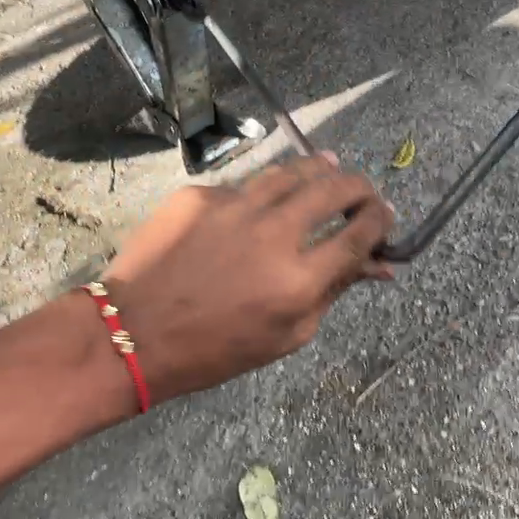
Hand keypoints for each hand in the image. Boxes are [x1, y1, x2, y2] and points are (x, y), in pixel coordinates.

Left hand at [99, 154, 393, 401]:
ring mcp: (234, 207)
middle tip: (364, 194)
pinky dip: (264, 192)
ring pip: (293, 170)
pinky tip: (262, 203)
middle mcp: (273, 234)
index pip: (359, 233)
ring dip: (321, 169)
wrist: (132, 333)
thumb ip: (335, 291)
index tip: (386, 215)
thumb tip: (379, 266)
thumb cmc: (217, 349)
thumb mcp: (288, 334)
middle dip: (361, 187)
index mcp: (298, 280)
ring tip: (332, 169)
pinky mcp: (200, 195)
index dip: (381, 220)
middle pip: (336, 188)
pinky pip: (246, 185)